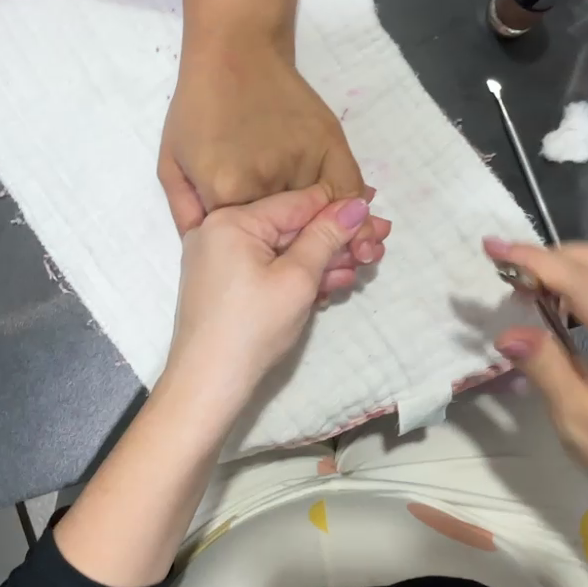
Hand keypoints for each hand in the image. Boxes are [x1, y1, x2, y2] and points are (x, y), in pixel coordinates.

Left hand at [158, 46, 388, 267]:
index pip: (259, 247)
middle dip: (324, 262)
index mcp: (228, 193)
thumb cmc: (197, 106)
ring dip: (348, 239)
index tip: (304, 284)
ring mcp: (300, 161)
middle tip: (337, 280)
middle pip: (298, 237)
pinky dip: (354, 205)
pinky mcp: (327, 142)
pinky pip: (346, 185)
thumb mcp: (172, 162)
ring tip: (362, 254)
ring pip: (327, 215)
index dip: (283, 268)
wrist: (233, 45)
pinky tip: (362, 218)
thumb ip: (186, 211)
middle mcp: (267, 182)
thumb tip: (205, 248)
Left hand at [163, 188, 370, 403]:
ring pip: (282, 249)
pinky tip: (336, 281)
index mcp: (231, 221)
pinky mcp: (226, 284)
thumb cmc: (253, 328)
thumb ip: (326, 237)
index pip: (297, 202)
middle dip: (336, 236)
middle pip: (290, 225)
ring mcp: (220, 259)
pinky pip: (268, 268)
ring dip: (324, 258)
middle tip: (379, 239)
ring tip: (366, 262)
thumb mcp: (297, 278)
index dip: (340, 207)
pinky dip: (299, 275)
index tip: (375, 209)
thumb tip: (356, 205)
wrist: (208, 383)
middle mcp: (220, 231)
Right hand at [485, 238, 587, 535]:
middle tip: (511, 271)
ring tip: (529, 289)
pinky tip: (558, 306)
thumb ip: (545, 369)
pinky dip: (586, 283)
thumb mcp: (577, 423)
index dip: (540, 262)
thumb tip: (506, 332)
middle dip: (557, 256)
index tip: (496, 249)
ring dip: (571, 266)